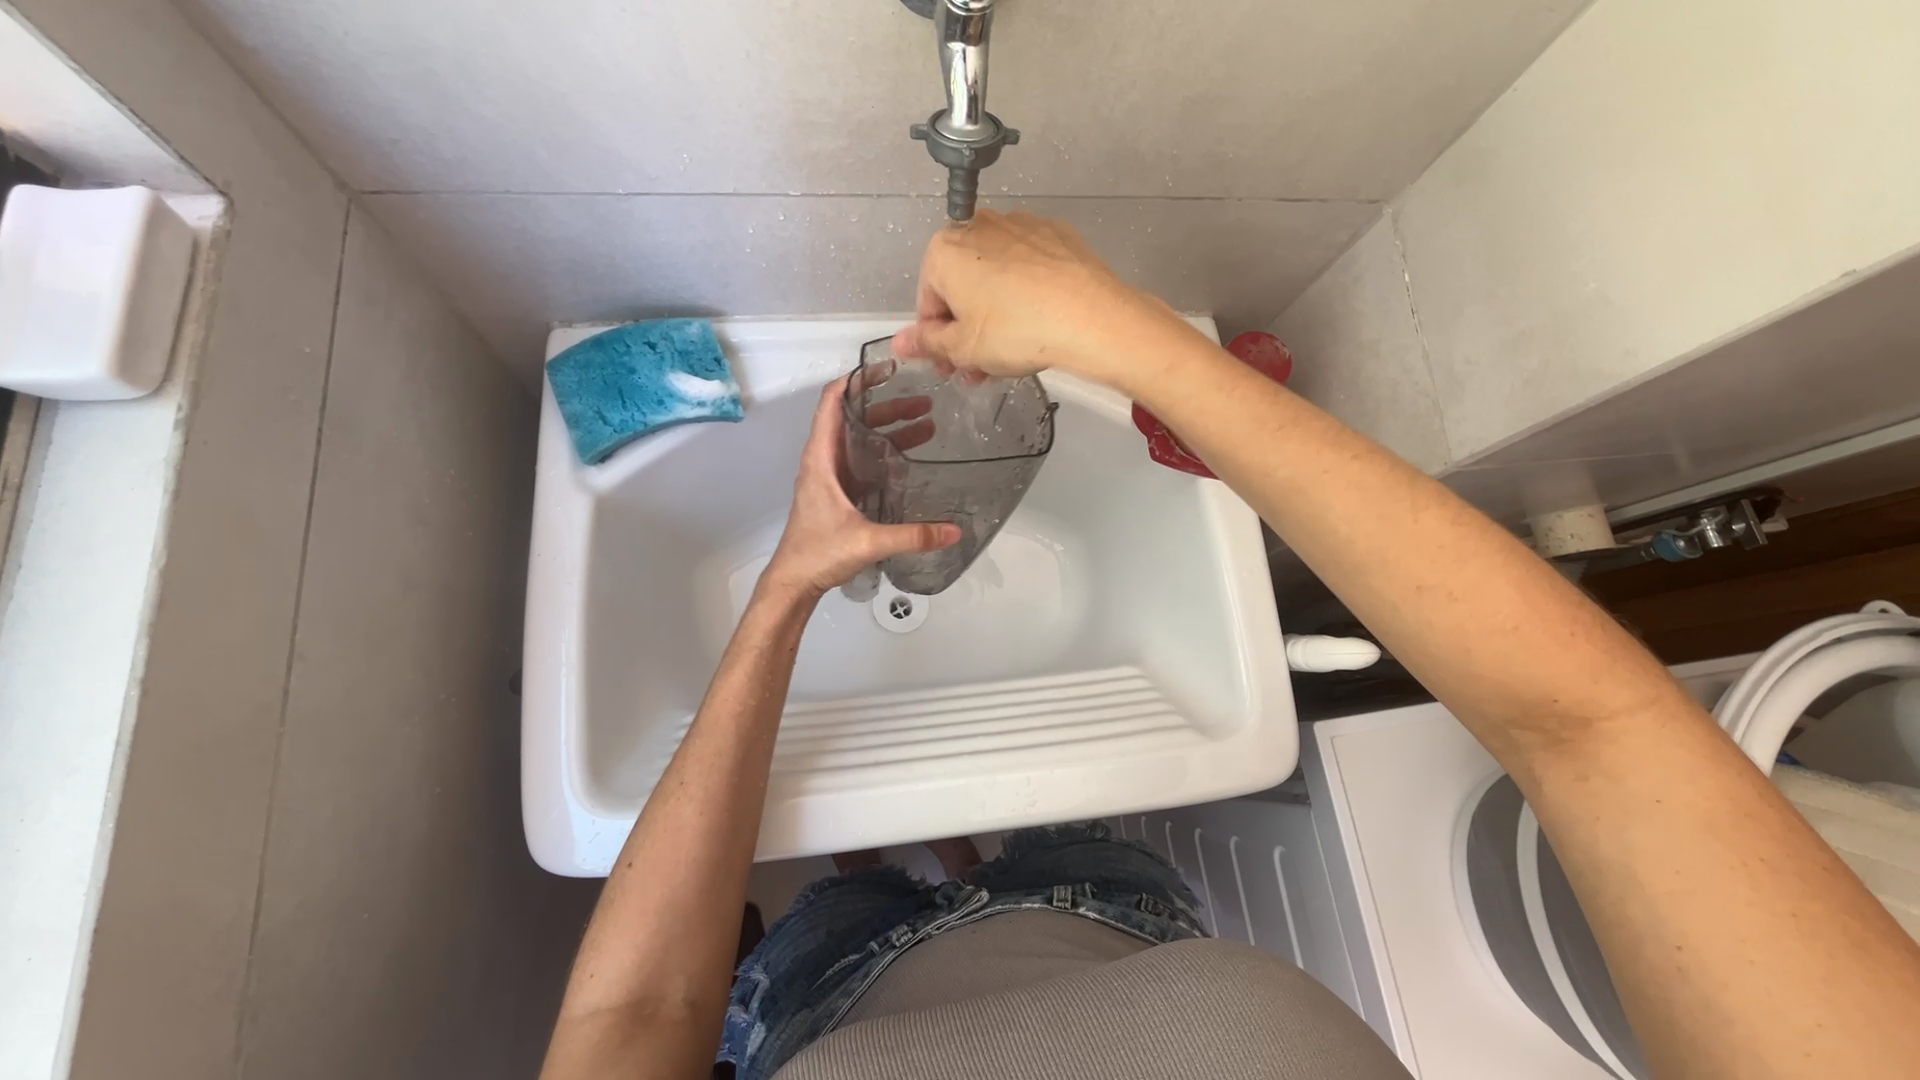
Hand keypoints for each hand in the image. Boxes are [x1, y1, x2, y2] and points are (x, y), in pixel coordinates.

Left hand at [761, 379, 960, 599]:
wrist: (794, 581)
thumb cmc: (818, 554)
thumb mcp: (868, 542)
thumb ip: (912, 536)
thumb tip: (953, 531)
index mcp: (821, 459)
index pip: (833, 402)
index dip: (857, 381)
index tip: (887, 370)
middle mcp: (824, 460)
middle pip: (854, 418)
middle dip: (887, 405)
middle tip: (923, 402)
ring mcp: (831, 476)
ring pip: (860, 440)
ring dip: (889, 429)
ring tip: (927, 425)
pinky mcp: (838, 492)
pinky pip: (862, 461)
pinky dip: (885, 452)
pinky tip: (910, 458)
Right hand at [889, 210, 1203, 386]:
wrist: (1091, 317)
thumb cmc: (1017, 331)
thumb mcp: (963, 348)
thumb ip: (927, 343)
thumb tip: (900, 342)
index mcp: (944, 250)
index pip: (927, 303)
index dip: (939, 341)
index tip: (954, 366)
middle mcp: (978, 225)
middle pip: (961, 287)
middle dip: (967, 330)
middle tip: (981, 368)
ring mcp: (1020, 225)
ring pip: (994, 278)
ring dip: (994, 316)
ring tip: (1010, 355)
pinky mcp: (1055, 234)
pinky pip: (1027, 267)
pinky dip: (1025, 293)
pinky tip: (1039, 323)